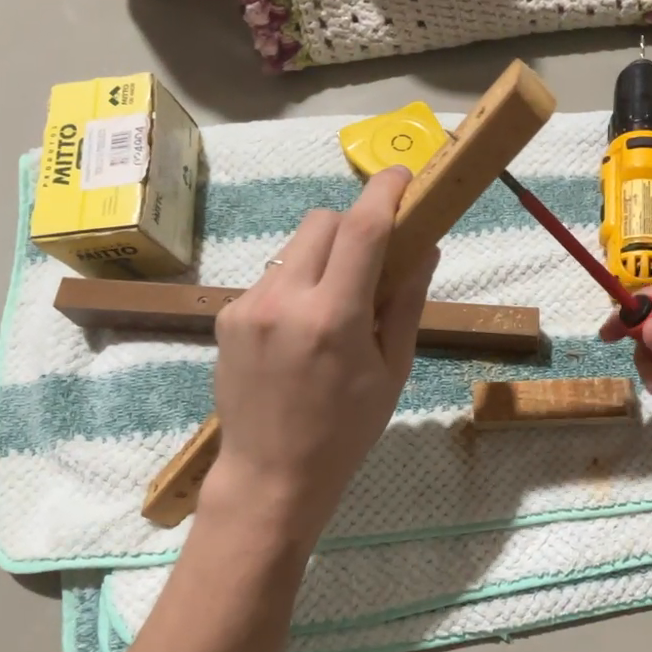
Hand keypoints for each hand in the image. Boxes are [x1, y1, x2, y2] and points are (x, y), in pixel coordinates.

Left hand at [205, 166, 437, 525]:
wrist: (272, 474)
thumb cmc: (347, 430)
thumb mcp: (393, 371)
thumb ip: (406, 303)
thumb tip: (425, 248)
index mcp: (334, 317)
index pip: (362, 230)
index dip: (386, 192)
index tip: (404, 177)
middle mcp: (285, 300)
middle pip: (322, 221)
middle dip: (354, 225)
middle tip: (374, 259)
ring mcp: (248, 306)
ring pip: (295, 247)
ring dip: (324, 256)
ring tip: (336, 306)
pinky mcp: (227, 316)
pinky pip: (272, 277)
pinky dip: (297, 284)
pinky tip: (302, 330)